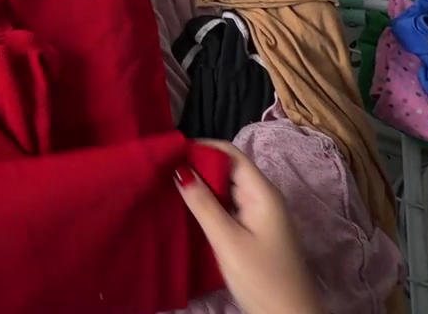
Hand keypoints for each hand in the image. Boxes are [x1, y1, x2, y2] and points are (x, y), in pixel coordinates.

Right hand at [176, 140, 323, 313]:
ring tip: (170, 187)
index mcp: (262, 192)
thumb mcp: (228, 241)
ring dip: (202, 186)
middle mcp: (262, 197)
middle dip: (198, 166)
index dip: (201, 148)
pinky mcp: (255, 231)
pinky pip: (228, 206)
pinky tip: (189, 210)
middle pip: (227, 168)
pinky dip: (209, 203)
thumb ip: (203, 204)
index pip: (229, 153)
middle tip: (164, 171)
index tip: (170, 154)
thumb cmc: (262, 280)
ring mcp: (260, 215)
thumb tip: (178, 167)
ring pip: (226, 187)